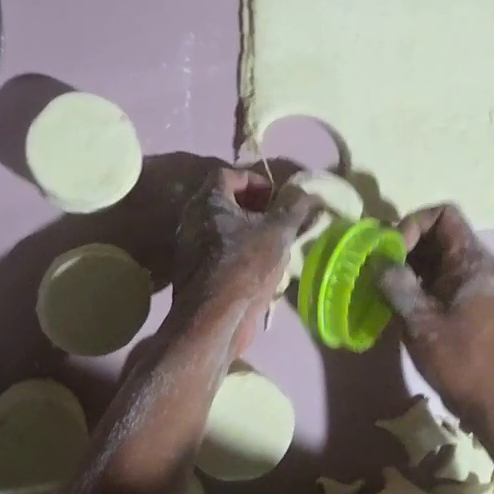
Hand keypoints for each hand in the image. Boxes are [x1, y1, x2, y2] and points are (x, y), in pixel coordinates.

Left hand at [169, 167, 319, 358]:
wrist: (214, 319)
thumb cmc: (245, 267)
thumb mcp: (278, 232)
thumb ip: (292, 206)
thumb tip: (304, 190)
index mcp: (208, 201)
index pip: (227, 174)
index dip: (254, 180)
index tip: (276, 196)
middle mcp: (192, 218)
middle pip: (223, 200)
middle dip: (252, 206)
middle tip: (276, 218)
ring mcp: (189, 246)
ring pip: (221, 227)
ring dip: (246, 229)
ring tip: (272, 242)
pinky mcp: (193, 270)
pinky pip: (217, 249)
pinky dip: (237, 250)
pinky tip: (258, 266)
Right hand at [375, 204, 493, 421]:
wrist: (491, 401)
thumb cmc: (460, 360)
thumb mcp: (420, 321)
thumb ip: (396, 284)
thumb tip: (375, 260)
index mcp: (472, 261)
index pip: (443, 214)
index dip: (413, 223)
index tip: (393, 251)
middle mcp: (474, 264)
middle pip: (435, 232)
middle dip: (403, 243)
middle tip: (378, 266)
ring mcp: (469, 283)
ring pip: (432, 255)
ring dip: (405, 263)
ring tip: (380, 282)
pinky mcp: (462, 301)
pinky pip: (434, 275)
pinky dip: (412, 279)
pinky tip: (393, 298)